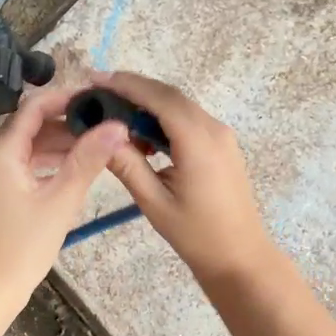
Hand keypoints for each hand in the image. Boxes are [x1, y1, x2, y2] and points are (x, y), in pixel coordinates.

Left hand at [0, 85, 129, 309]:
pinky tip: (70, 173)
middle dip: (66, 126)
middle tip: (105, 127)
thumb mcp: (60, 202)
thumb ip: (87, 160)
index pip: (33, 109)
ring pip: (24, 149)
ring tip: (96, 150)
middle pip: (28, 128)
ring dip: (57, 147)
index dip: (65, 98)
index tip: (97, 98)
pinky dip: (43, 166)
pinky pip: (18, 168)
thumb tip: (115, 126)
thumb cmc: (20, 248)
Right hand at [96, 72, 276, 281]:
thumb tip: (100, 136)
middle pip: (169, 96)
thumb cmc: (196, 234)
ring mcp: (221, 136)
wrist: (240, 257)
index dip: (127, 84)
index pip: (159, 98)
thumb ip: (126, 165)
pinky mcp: (221, 145)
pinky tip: (141, 138)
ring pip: (178, 106)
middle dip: (133, 90)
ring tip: (112, 118)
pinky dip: (161, 120)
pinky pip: (187, 120)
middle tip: (97, 93)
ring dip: (146, 106)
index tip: (95, 79)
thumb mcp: (153, 201)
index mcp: (197, 141)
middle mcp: (214, 129)